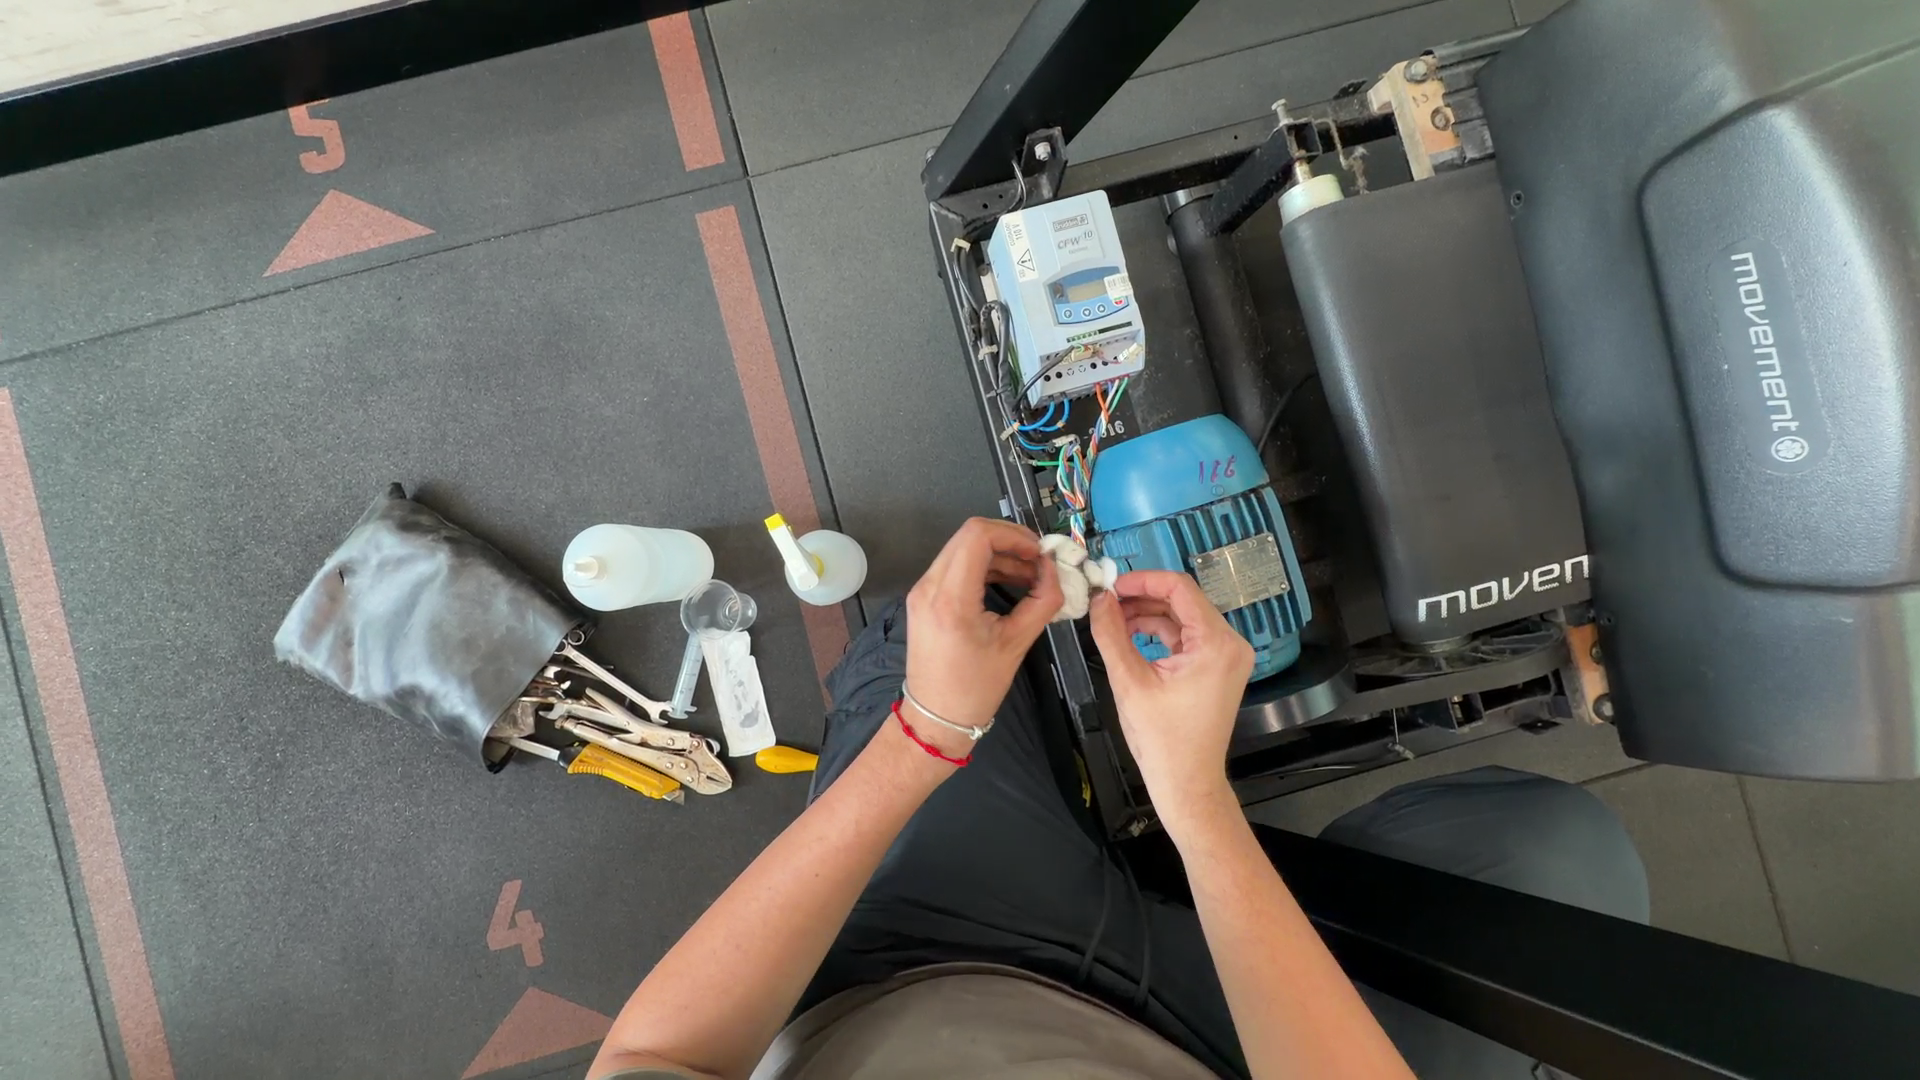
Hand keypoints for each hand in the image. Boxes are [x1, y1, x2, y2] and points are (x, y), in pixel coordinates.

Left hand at [902, 519, 1062, 755]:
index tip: (1039, 553)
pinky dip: (984, 567)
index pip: (977, 536)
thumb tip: (1055, 571)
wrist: (936, 717)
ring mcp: (922, 590)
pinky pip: (956, 566)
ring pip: (963, 548)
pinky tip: (1010, 582)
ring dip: (999, 554)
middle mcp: (929, 586)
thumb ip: (1042, 602)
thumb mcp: (1017, 644)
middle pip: (970, 535)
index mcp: (951, 599)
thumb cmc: (976, 688)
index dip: (1014, 535)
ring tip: (1031, 575)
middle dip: (1010, 541)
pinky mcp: (924, 597)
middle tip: (1039, 561)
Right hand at [1088, 571, 1252, 816]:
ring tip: (1111, 621)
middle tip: (1105, 602)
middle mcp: (1229, 643)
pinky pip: (1186, 636)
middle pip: (1182, 600)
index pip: (1180, 588)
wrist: (1186, 782)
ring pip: (1182, 616)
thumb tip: (1098, 599)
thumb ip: (1111, 633)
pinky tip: (1129, 637)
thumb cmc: (1161, 739)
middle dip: (1141, 598)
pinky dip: (1158, 632)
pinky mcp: (1217, 666)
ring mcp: (1226, 655)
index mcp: (1215, 643)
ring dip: (1147, 614)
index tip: (1110, 585)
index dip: (1142, 580)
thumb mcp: (1129, 681)